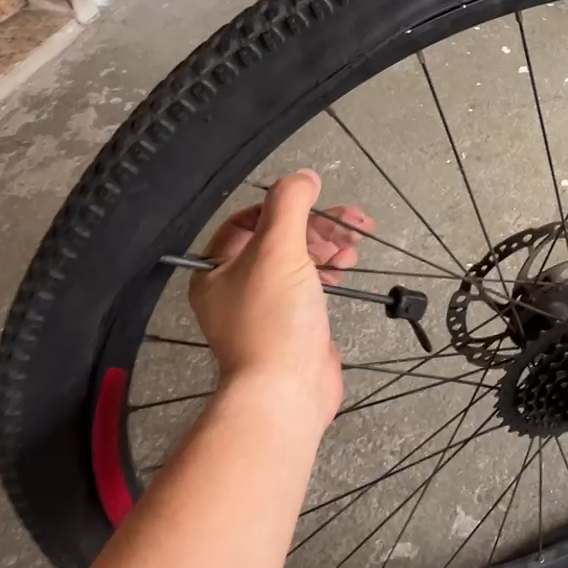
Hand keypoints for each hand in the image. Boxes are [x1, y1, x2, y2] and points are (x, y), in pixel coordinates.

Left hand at [188, 169, 372, 426]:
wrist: (288, 391)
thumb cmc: (274, 320)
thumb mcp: (279, 249)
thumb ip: (291, 205)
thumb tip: (304, 177)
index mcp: (216, 269)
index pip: (249, 219)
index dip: (285, 207)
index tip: (318, 203)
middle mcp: (237, 285)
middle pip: (281, 236)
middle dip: (318, 227)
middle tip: (349, 224)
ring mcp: (266, 305)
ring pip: (300, 258)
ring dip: (329, 246)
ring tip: (351, 249)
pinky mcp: (293, 322)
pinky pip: (312, 282)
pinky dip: (330, 269)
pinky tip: (346, 267)